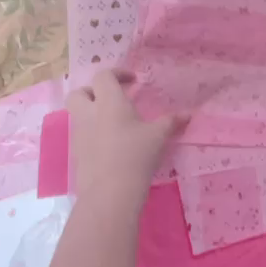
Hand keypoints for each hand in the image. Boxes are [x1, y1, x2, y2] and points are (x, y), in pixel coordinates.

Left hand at [68, 71, 179, 205]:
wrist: (110, 192)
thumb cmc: (136, 154)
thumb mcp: (158, 135)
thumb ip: (172, 121)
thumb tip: (188, 114)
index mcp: (109, 102)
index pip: (103, 76)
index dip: (117, 74)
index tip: (133, 81)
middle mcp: (89, 114)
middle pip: (79, 92)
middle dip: (93, 91)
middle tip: (113, 98)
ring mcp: (79, 135)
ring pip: (77, 114)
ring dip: (92, 112)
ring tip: (115, 122)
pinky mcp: (77, 154)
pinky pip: (81, 134)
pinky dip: (93, 132)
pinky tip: (111, 143)